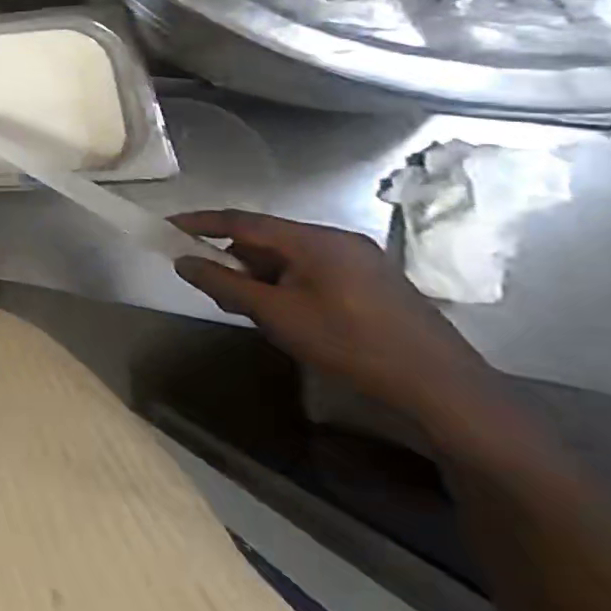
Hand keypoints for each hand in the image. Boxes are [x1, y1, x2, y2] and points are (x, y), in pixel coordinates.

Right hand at [171, 210, 499, 419]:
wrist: (444, 390)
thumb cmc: (351, 345)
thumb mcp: (276, 315)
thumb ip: (224, 284)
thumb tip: (182, 260)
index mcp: (315, 241)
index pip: (243, 220)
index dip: (200, 222)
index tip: (167, 226)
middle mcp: (338, 241)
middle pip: (266, 238)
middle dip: (232, 258)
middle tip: (209, 285)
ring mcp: (360, 261)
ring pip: (289, 258)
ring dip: (260, 276)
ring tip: (249, 309)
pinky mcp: (373, 284)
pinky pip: (311, 272)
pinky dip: (285, 285)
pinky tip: (285, 315)